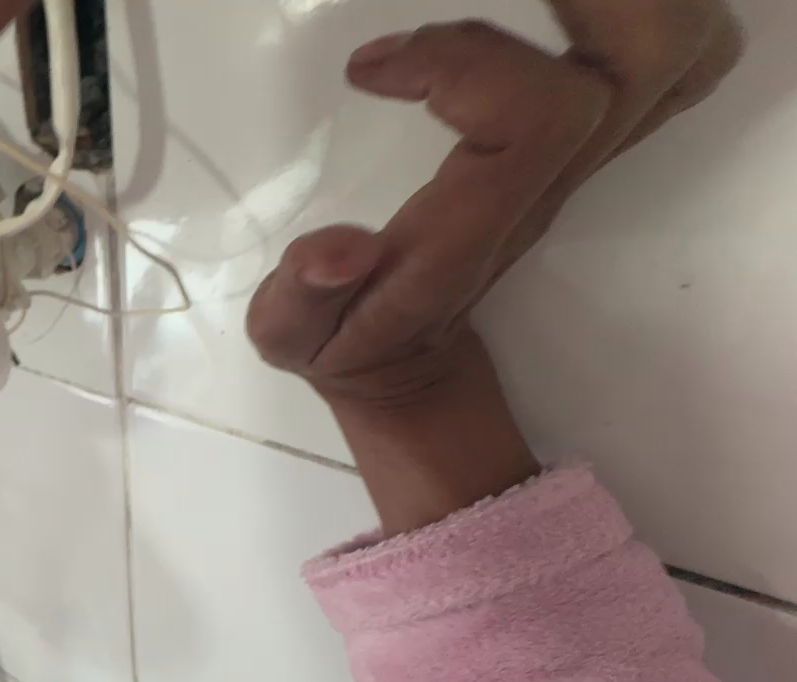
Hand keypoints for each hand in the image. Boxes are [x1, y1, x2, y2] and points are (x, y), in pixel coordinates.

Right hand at [248, 3, 742, 405]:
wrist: (402, 363)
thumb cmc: (342, 343)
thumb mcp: (288, 335)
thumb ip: (300, 297)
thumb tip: (335, 248)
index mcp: (466, 230)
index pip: (531, 116)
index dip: (459, 62)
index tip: (367, 65)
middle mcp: (540, 190)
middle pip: (641, 61)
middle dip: (580, 0)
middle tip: (463, 2)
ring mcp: (572, 169)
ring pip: (675, 52)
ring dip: (616, 2)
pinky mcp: (575, 154)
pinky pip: (668, 66)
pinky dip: (636, 21)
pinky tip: (563, 20)